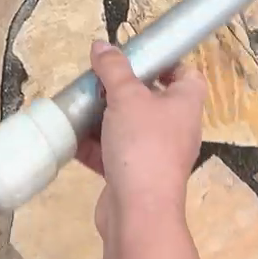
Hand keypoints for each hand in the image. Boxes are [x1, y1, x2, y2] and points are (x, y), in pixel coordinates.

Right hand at [76, 41, 204, 213]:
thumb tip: (101, 45)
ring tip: (78, 103)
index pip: (187, 75)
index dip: (167, 62)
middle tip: (98, 78)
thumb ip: (113, 68)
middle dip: (121, 88)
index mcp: (184, 106)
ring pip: (127, 126)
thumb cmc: (143, 144)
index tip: (139, 55)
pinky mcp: (133, 177)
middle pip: (149, 99)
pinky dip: (93, 144)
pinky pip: (111, 153)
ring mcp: (154, 155)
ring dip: (102, 116)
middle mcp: (174, 129)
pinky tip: (70, 134)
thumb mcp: (126, 95)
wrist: (138, 214)